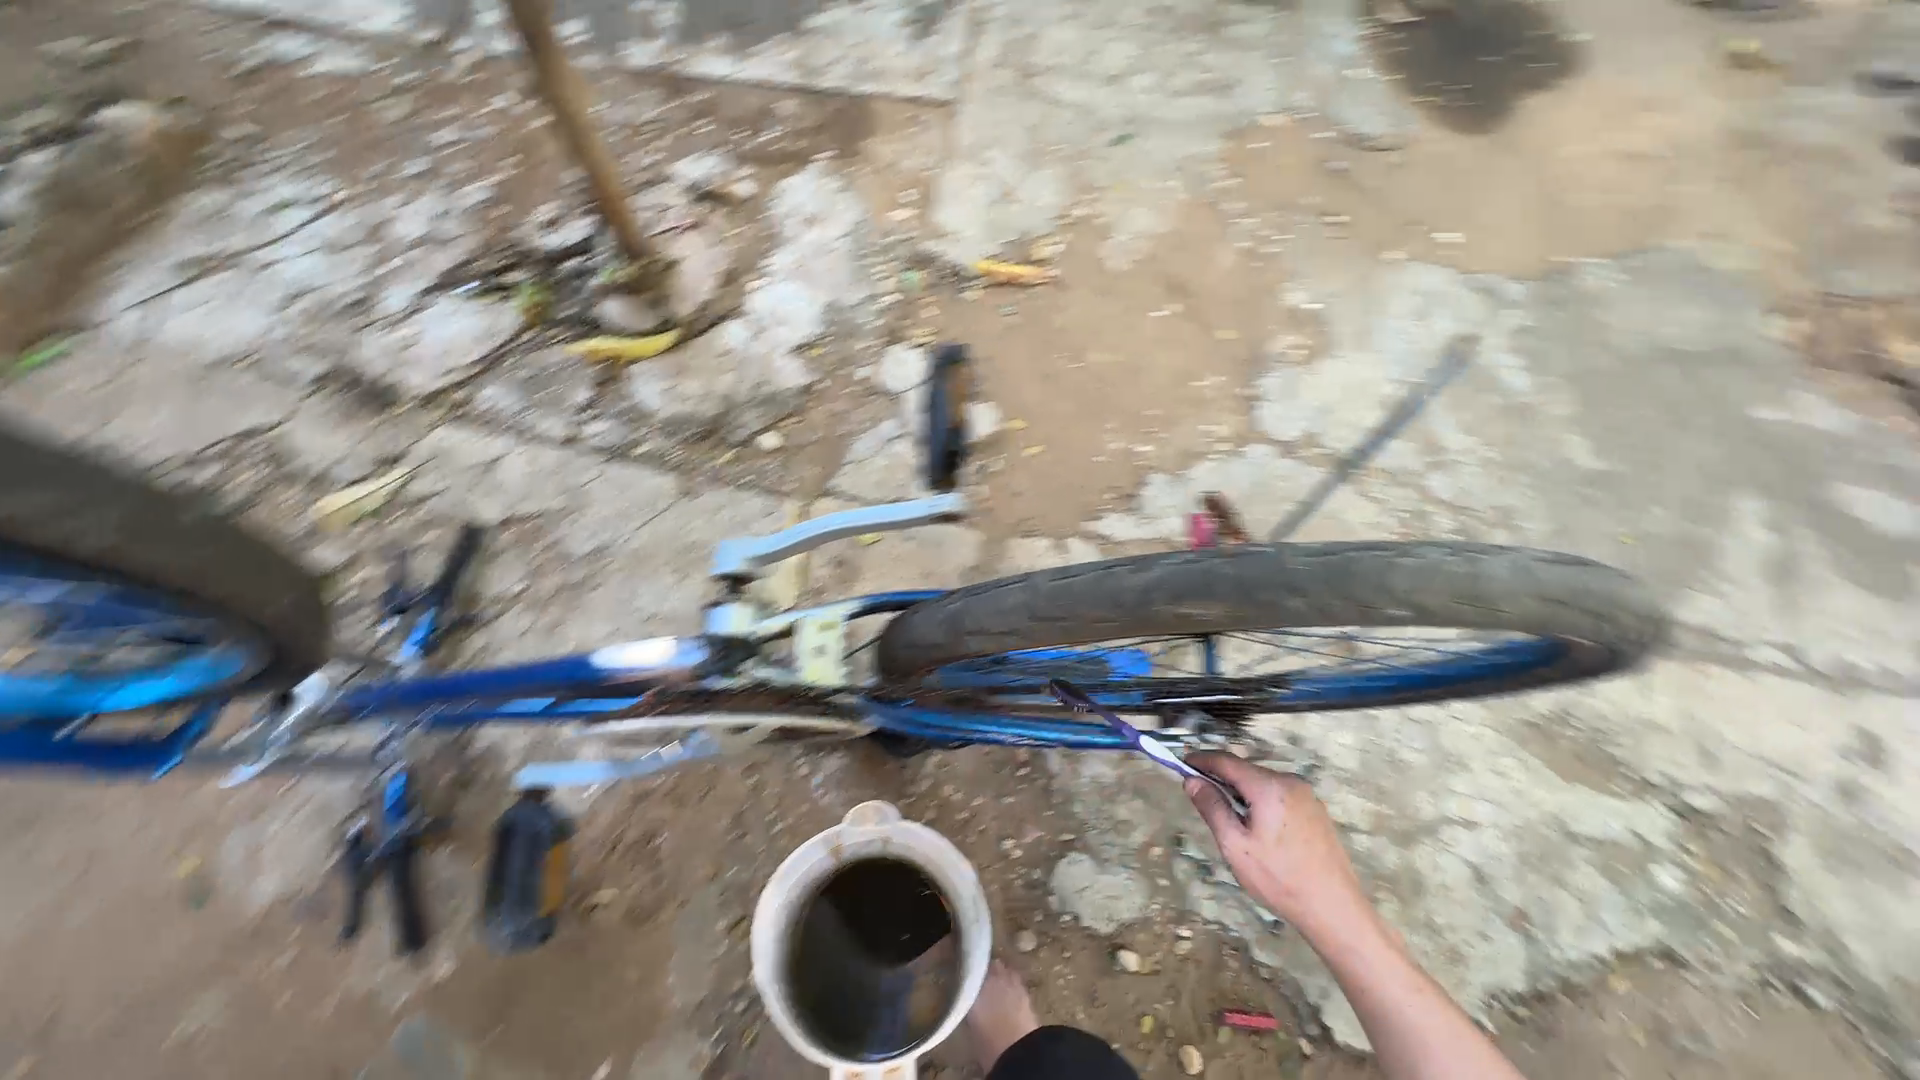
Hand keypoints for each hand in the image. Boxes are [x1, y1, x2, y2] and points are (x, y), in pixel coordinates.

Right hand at [1183, 752, 1366, 929]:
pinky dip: (1261, 802)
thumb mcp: (1235, 845)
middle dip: (1222, 780)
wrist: (1334, 908)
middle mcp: (1290, 782)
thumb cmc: (1278, 878)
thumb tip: (1192, 781)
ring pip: (1263, 784)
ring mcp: (1307, 796)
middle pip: (1246, 771)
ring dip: (1242, 793)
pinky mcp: (1316, 811)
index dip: (1201, 760)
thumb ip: (1212, 808)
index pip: (1227, 761)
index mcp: (1269, 787)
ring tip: (1233, 824)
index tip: (1181, 763)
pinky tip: (1260, 831)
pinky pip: (1280, 796)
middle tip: (1203, 801)